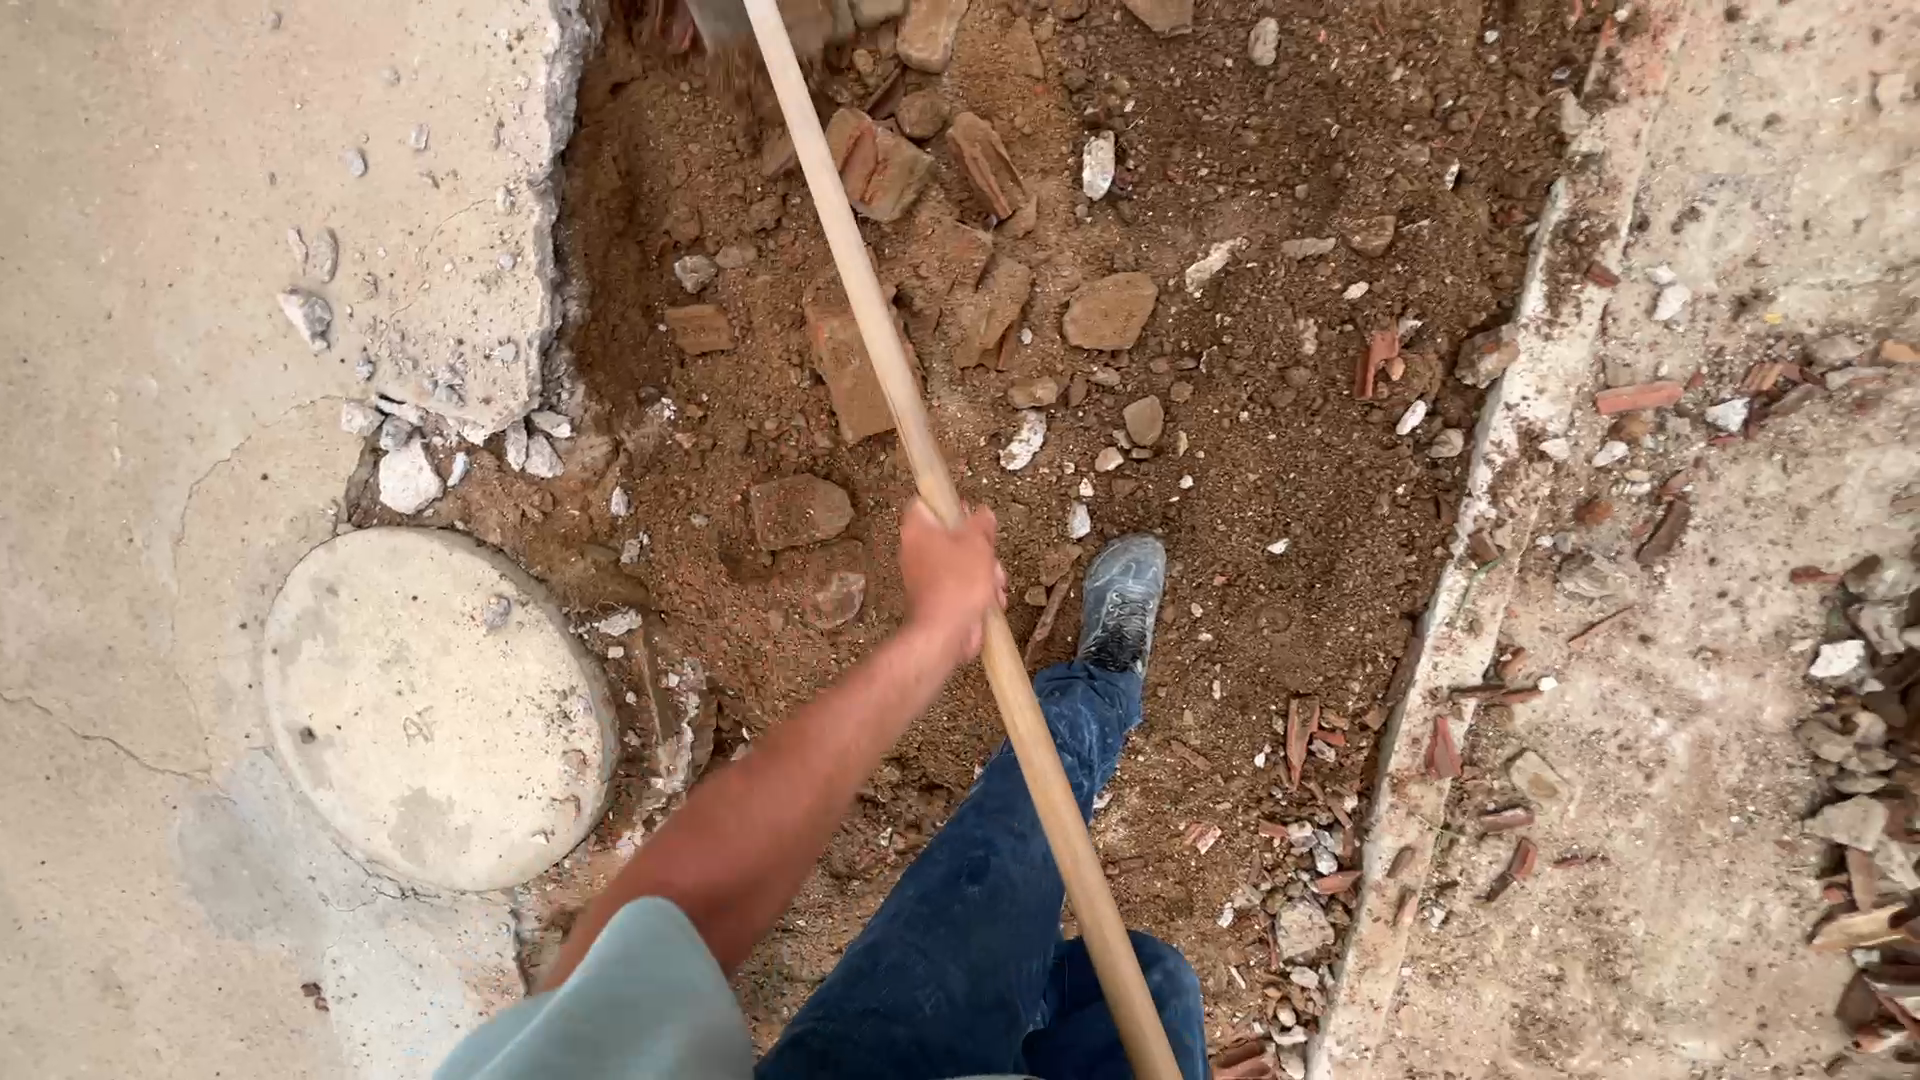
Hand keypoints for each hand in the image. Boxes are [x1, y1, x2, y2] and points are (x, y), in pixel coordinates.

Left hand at [898, 499, 1006, 666]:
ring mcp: (925, 576)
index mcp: (918, 529)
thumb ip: (981, 524)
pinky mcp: (937, 597)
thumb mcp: (977, 544)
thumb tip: (983, 513)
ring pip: (961, 562)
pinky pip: (961, 584)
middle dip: (978, 546)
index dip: (947, 503)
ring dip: (985, 571)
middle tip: (990, 553)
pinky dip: (979, 591)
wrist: (946, 632)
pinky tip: (992, 601)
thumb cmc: (957, 583)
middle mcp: (916, 550)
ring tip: (995, 583)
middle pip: (950, 535)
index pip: (924, 503)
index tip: (966, 510)